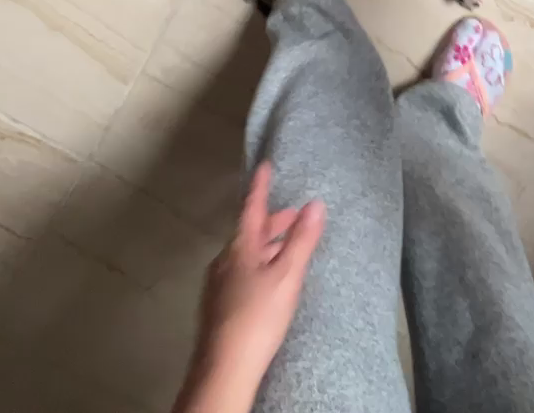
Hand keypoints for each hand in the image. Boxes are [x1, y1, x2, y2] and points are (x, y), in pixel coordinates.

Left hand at [176, 162, 324, 412]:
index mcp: (240, 246)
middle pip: (250, 231)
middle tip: (294, 218)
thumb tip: (316, 204)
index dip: (261, 187)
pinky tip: (266, 283)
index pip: (252, 207)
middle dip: (272, 222)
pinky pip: (239, 272)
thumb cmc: (258, 317)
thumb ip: (301, 240)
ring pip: (244, 253)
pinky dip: (256, 265)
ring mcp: (217, 282)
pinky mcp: (217, 305)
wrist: (224, 367)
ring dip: (266, 246)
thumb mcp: (287, 276)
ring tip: (285, 250)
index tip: (265, 166)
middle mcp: (225, 258)